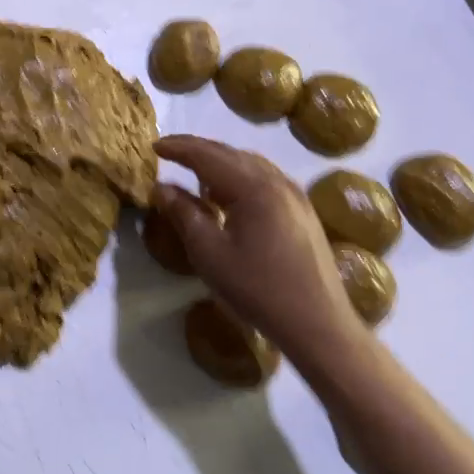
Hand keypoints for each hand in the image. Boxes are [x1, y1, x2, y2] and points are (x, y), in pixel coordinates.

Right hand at [153, 136, 363, 356]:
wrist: (320, 327)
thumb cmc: (259, 289)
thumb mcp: (209, 253)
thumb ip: (183, 213)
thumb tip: (162, 187)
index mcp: (253, 187)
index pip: (207, 155)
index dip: (178, 148)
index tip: (153, 146)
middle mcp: (276, 181)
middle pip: (230, 153)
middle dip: (197, 149)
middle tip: (169, 152)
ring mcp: (294, 195)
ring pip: (249, 163)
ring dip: (219, 161)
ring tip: (195, 172)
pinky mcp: (303, 212)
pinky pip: (264, 178)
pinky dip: (239, 175)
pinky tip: (229, 195)